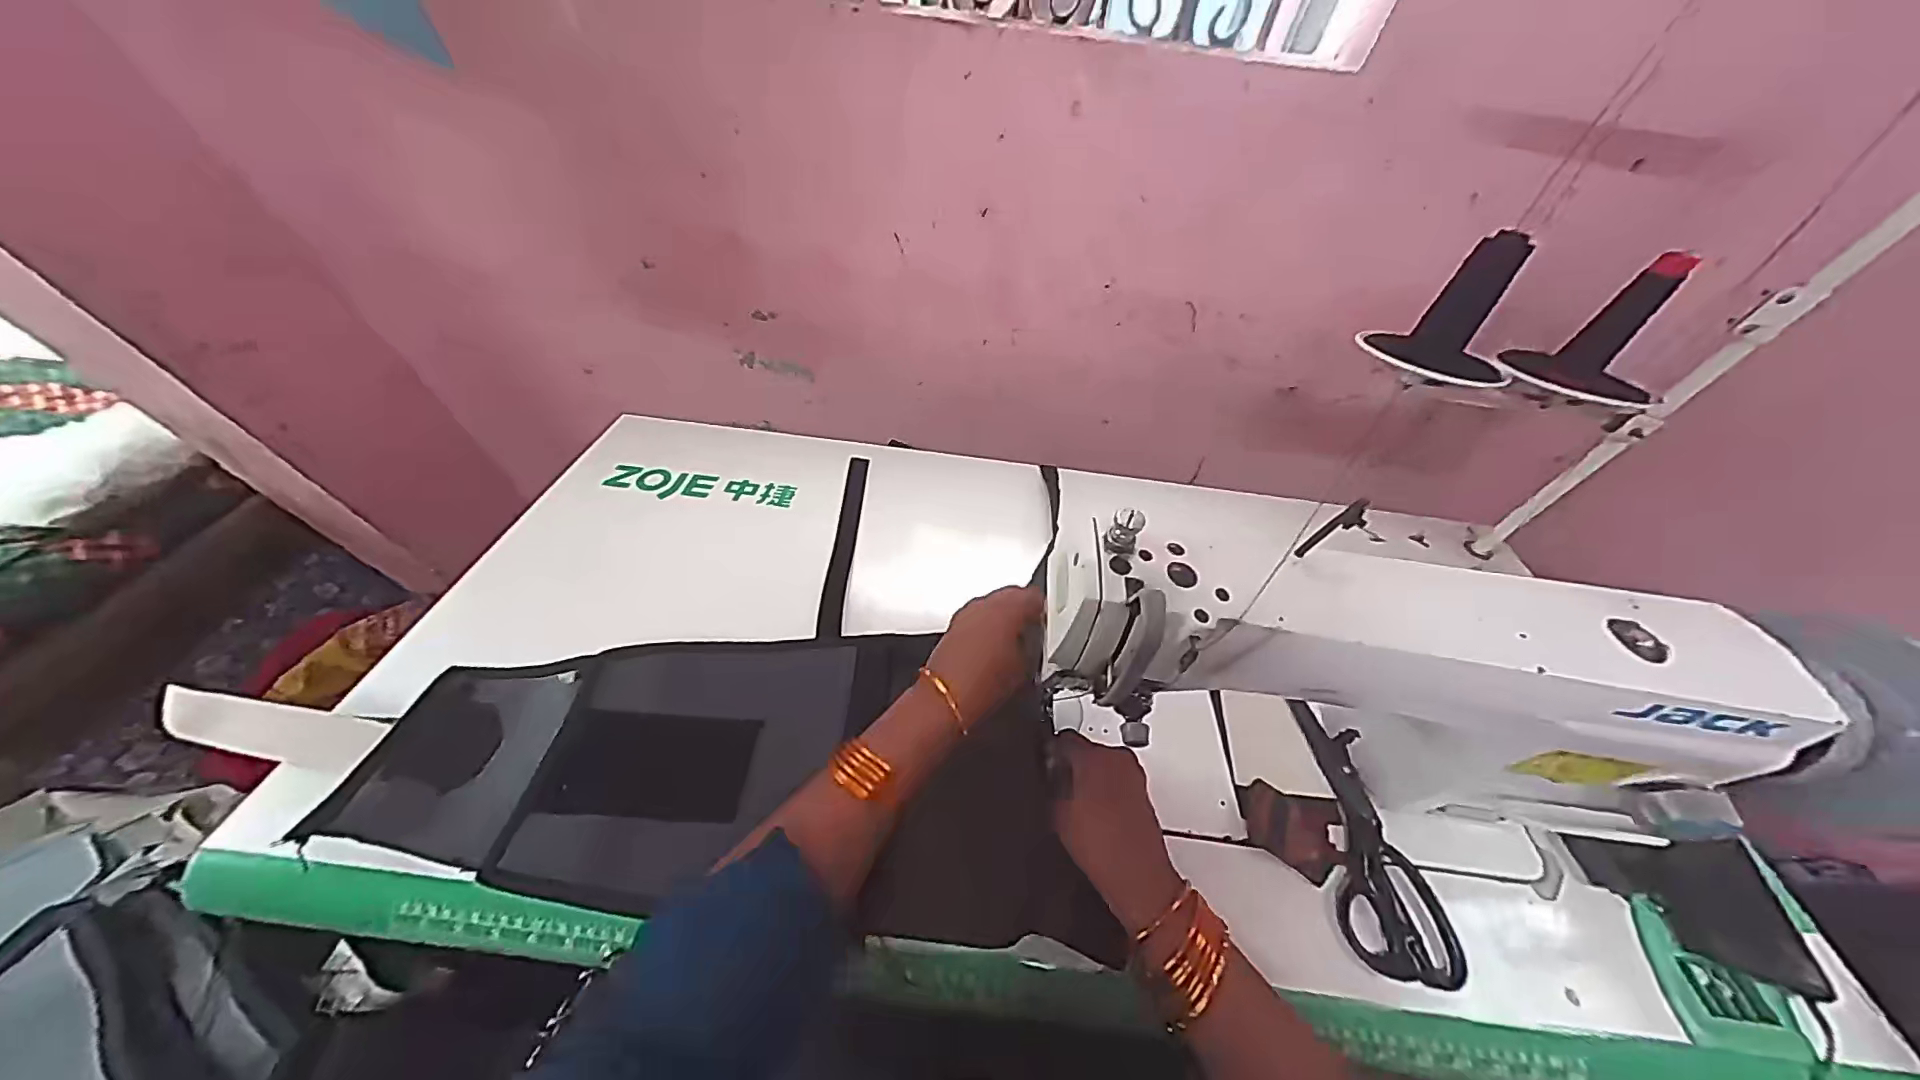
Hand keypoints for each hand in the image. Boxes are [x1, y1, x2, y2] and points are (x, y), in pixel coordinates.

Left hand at [925, 585, 1043, 725]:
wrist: (949, 698)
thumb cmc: (984, 685)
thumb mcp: (1027, 668)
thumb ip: (1035, 645)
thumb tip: (1034, 644)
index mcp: (1010, 607)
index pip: (1035, 596)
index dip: (1044, 611)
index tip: (1046, 623)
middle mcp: (986, 604)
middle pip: (1012, 596)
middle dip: (1022, 611)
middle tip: (1032, 632)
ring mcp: (967, 613)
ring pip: (992, 606)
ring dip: (1002, 619)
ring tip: (1011, 644)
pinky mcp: (954, 626)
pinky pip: (977, 619)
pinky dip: (985, 628)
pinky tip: (991, 649)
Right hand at [1048, 730, 1184, 934]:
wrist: (1136, 875)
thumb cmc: (1102, 848)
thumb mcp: (1057, 813)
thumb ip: (1051, 782)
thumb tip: (1050, 771)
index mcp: (1094, 757)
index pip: (1063, 739)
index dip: (1049, 751)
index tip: (1045, 760)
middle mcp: (1117, 758)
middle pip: (1085, 748)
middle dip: (1071, 763)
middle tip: (1058, 784)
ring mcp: (1133, 772)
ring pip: (1101, 762)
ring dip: (1088, 774)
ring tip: (1077, 803)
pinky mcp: (1142, 787)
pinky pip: (1115, 775)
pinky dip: (1104, 785)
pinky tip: (1094, 810)